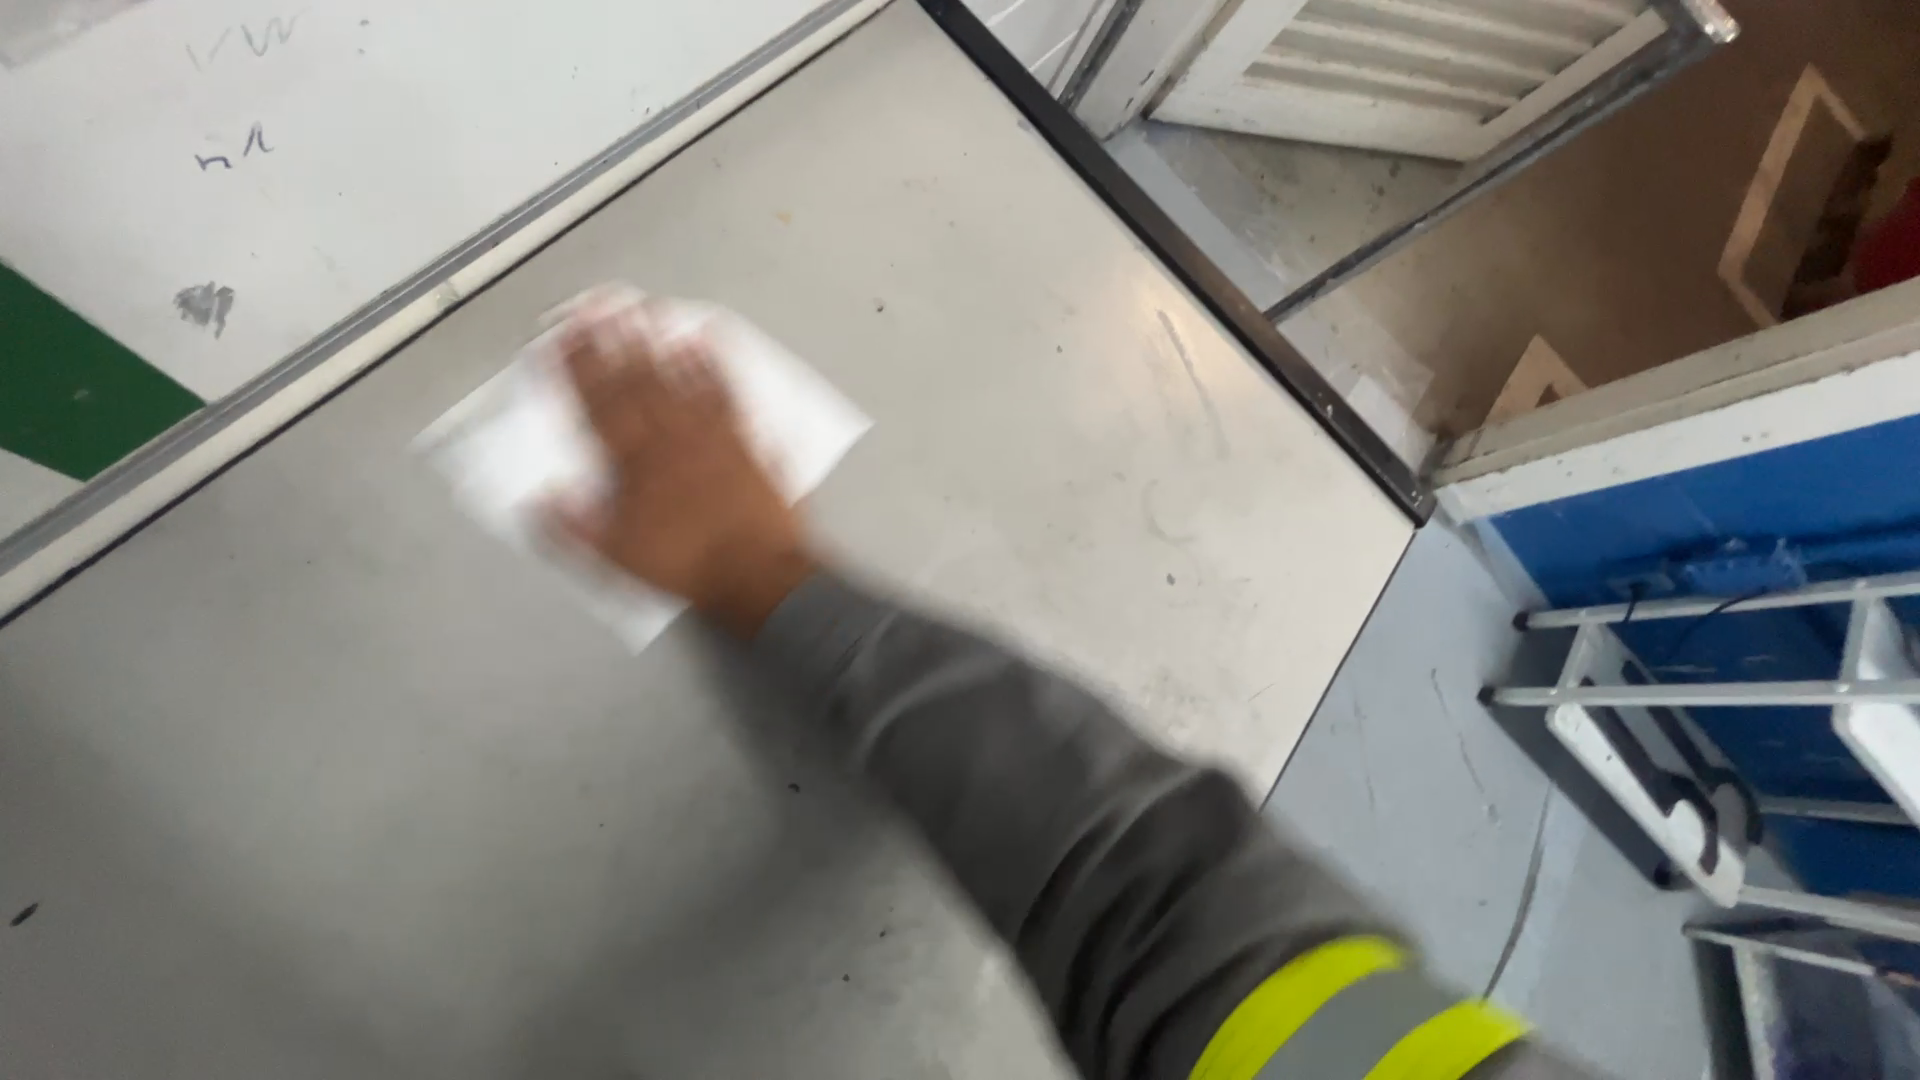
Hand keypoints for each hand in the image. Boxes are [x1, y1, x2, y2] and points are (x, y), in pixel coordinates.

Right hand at [545, 310, 816, 637]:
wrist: (758, 574)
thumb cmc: (689, 567)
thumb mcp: (617, 559)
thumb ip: (575, 527)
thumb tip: (542, 498)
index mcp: (635, 464)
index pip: (597, 406)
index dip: (576, 369)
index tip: (561, 338)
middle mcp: (672, 440)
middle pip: (636, 383)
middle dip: (613, 343)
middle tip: (598, 305)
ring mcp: (713, 436)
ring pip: (680, 380)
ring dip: (659, 343)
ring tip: (644, 309)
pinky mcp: (748, 442)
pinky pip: (729, 396)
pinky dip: (716, 367)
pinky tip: (707, 343)